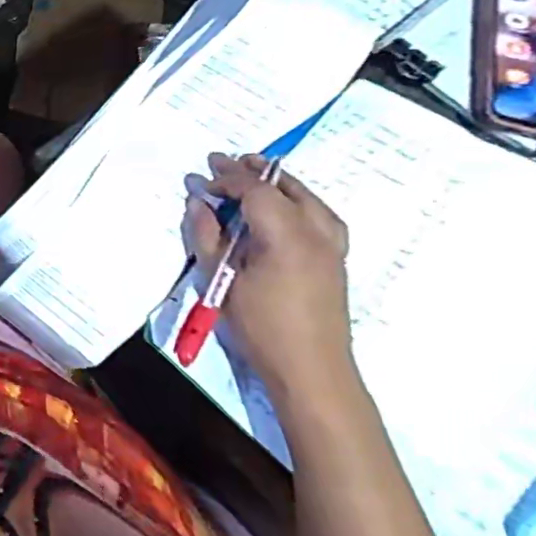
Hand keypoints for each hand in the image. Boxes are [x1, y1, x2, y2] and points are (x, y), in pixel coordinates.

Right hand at [188, 153, 354, 399]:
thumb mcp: (220, 280)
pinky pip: (319, 214)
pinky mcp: (337, 259)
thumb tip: (197, 202)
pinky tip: (284, 207)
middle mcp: (315, 231)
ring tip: (253, 174)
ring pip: (306, 197)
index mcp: (286, 234)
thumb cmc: (260, 327)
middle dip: (251, 171)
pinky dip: (298, 200)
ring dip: (277, 183)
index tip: (201, 176)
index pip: (254, 189)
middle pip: (283, 186)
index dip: (225, 177)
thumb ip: (206, 235)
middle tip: (222, 163)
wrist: (311, 372)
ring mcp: (332, 245)